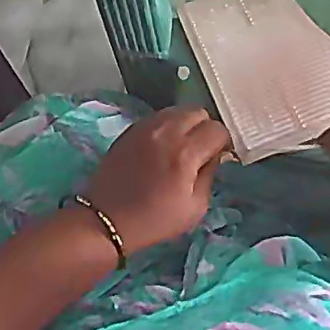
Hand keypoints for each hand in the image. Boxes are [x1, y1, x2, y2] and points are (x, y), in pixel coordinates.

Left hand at [83, 107, 230, 251]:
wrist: (107, 219)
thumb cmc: (154, 220)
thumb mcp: (194, 208)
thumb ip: (209, 175)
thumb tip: (214, 156)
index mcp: (185, 153)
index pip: (217, 129)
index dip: (223, 143)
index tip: (218, 156)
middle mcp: (166, 132)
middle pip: (198, 112)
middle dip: (205, 128)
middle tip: (201, 149)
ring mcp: (145, 127)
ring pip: (176, 110)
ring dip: (185, 124)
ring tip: (181, 146)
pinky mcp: (130, 129)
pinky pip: (157, 117)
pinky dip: (166, 126)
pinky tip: (162, 146)